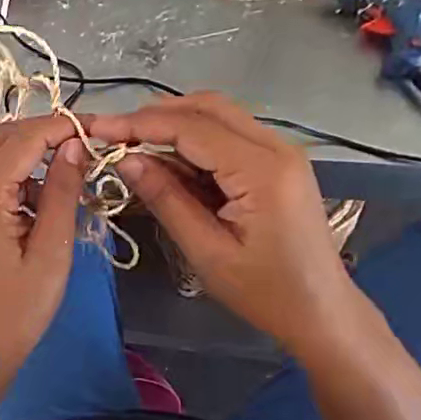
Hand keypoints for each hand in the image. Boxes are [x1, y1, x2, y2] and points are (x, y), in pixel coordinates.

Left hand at [0, 116, 86, 418]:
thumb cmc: (17, 310)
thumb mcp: (51, 251)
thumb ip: (64, 192)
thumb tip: (76, 145)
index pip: (25, 138)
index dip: (63, 126)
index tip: (101, 129)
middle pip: (6, 137)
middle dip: (48, 134)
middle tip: (90, 148)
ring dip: (35, 157)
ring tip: (75, 179)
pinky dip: (22, 180)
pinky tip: (49, 204)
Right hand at [89, 94, 357, 346]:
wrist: (322, 312)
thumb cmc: (266, 292)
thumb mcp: (207, 252)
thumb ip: (166, 199)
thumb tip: (125, 160)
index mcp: (262, 171)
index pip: (191, 128)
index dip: (140, 124)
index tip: (98, 128)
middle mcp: (277, 147)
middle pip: (207, 107)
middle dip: (155, 115)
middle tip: (113, 135)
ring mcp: (282, 152)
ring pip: (219, 116)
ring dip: (175, 125)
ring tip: (133, 148)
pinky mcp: (279, 162)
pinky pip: (230, 136)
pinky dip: (195, 141)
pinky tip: (170, 163)